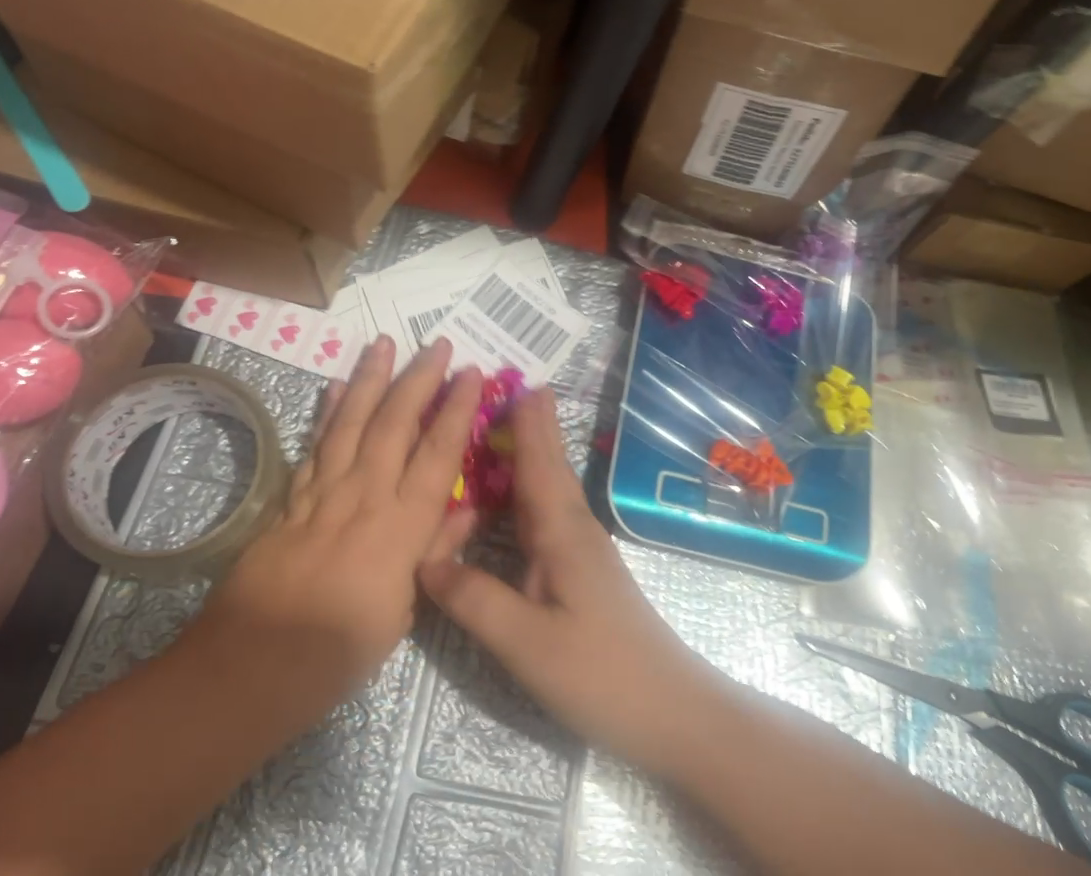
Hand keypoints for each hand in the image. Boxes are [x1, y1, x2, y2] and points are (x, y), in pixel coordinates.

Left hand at [194, 336, 482, 692]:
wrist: (256, 661)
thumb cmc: (341, 648)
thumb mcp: (403, 610)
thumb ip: (433, 551)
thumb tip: (467, 509)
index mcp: (402, 525)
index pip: (438, 454)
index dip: (457, 410)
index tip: (472, 374)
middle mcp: (365, 496)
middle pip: (395, 424)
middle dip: (418, 380)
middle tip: (437, 344)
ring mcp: (323, 493)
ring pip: (351, 423)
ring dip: (370, 380)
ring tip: (383, 344)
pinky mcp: (290, 500)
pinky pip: (314, 445)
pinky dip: (327, 413)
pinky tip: (334, 388)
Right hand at [418, 387, 728, 774]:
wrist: (668, 712)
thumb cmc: (599, 672)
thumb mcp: (525, 641)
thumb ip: (472, 598)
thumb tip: (422, 559)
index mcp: (562, 532)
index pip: (539, 462)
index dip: (527, 422)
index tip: (515, 378)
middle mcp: (574, 531)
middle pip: (548, 468)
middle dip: (530, 428)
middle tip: (504, 389)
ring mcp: (582, 555)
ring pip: (548, 493)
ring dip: (528, 458)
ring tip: (499, 432)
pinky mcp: (582, 577)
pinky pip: (546, 521)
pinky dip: (525, 498)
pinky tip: (510, 507)